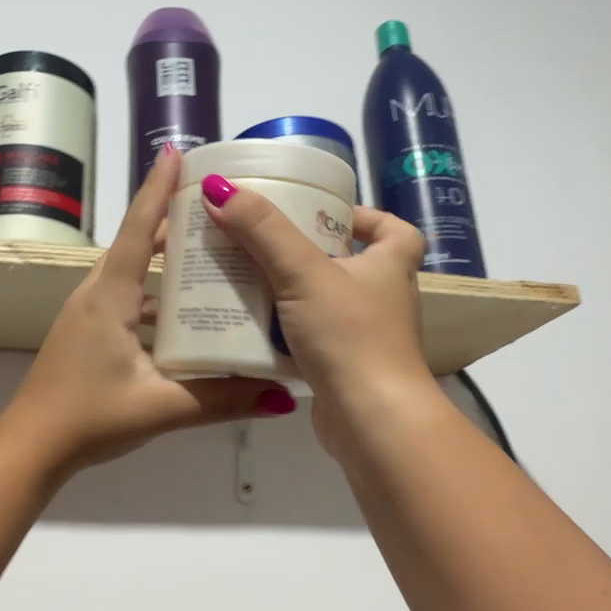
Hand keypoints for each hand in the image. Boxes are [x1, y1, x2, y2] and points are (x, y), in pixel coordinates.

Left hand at [1, 149, 295, 475]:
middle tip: (215, 207)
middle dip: (171, 220)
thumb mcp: (160, 407)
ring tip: (209, 256)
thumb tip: (280, 396)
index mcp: (110, 297)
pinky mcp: (86, 334)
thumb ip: (221, 399)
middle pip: (136, 244)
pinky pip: (125, 298)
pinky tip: (184, 316)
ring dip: (164, 261)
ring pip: (130, 273)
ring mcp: (87, 315)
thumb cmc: (89, 417)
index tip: (177, 152)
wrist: (30, 446)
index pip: (138, 230)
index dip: (158, 190)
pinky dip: (154, 295)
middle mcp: (96, 295)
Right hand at [199, 177, 439, 462]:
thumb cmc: (350, 336)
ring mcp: (364, 337)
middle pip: (350, 263)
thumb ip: (262, 231)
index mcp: (390, 266)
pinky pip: (309, 338)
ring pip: (324, 303)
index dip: (364, 216)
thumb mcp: (303, 272)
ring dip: (291, 292)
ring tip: (245, 278)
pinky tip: (248, 327)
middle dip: (309, 252)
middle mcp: (383, 299)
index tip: (323, 213)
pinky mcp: (341, 368)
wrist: (371, 421)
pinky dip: (283, 331)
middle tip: (263, 241)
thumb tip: (218, 189)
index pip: (392, 229)